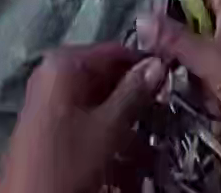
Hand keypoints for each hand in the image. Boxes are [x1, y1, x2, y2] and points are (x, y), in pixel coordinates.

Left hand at [0, 43, 165, 192]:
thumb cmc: (65, 162)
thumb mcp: (105, 130)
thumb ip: (132, 94)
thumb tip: (158, 63)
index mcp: (64, 64)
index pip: (113, 51)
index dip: (143, 66)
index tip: (170, 84)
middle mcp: (55, 74)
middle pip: (106, 78)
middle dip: (135, 103)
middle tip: (162, 123)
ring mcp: (50, 101)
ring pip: (99, 105)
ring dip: (125, 128)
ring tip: (148, 155)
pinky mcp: (50, 128)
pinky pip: (87, 123)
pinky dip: (107, 140)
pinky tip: (127, 168)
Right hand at [136, 0, 220, 192]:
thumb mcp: (210, 61)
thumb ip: (173, 38)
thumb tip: (139, 16)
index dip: (167, 3)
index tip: (150, 27)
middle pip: (191, 18)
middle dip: (183, 46)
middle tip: (177, 67)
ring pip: (200, 47)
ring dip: (197, 72)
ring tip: (207, 91)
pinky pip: (214, 68)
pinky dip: (212, 85)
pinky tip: (219, 104)